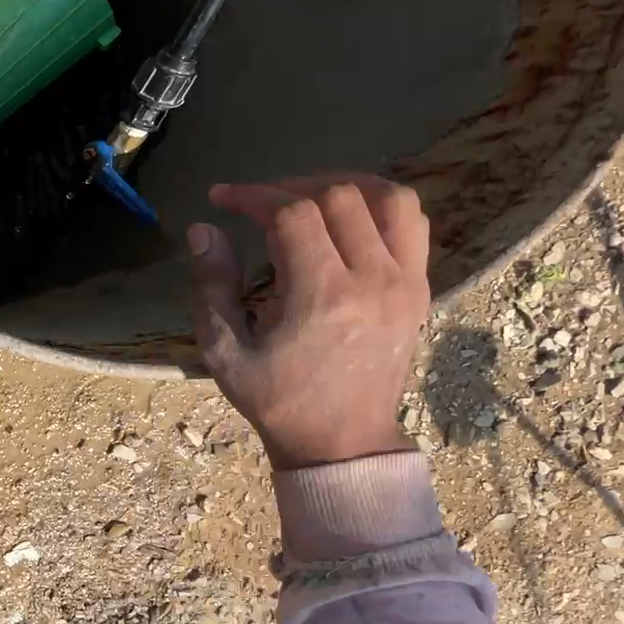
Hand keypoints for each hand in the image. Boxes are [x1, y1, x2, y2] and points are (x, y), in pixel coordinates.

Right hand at [188, 176, 430, 470]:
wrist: (341, 439)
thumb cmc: (274, 398)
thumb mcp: (223, 350)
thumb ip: (212, 286)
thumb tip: (202, 229)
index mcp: (320, 295)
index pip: (292, 214)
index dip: (252, 196)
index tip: (220, 198)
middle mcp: (373, 278)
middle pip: (339, 196)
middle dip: (289, 187)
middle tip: (254, 200)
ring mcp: (405, 280)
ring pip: (388, 198)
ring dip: (342, 185)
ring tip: (304, 196)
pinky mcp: (420, 287)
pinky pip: (411, 223)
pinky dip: (377, 205)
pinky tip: (345, 218)